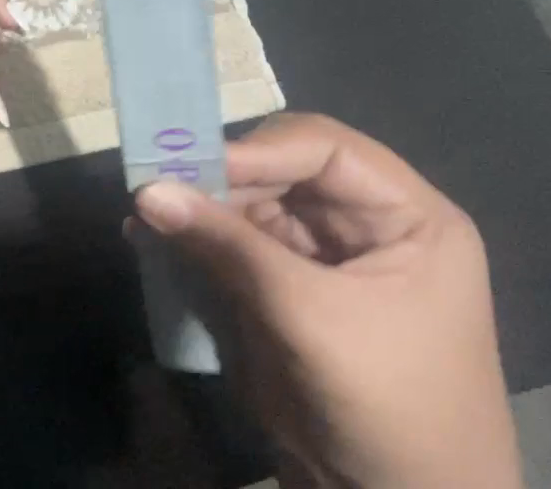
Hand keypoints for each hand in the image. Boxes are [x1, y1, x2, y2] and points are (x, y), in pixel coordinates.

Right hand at [133, 114, 521, 488]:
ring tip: (144, 215)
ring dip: (195, 208)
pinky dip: (190, 239)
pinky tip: (149, 241)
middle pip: (277, 170)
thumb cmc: (387, 401)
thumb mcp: (309, 315)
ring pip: (244, 205)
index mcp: (407, 219)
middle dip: (216, 178)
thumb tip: (143, 190)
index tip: (189, 166)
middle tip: (156, 188)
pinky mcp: (280, 289)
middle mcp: (363, 225)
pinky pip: (227, 244)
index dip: (257, 148)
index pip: (324, 148)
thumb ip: (227, 245)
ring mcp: (318, 257)